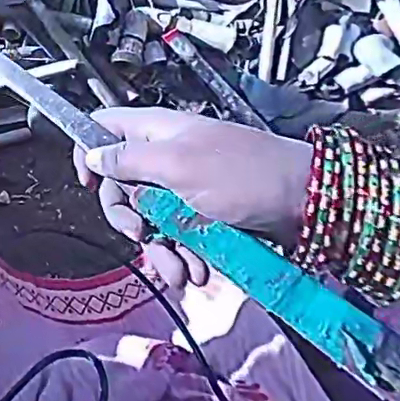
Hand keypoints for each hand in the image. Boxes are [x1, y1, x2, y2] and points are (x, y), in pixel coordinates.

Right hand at [73, 108, 314, 287]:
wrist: (311, 203)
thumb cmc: (243, 175)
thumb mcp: (175, 165)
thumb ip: (127, 161)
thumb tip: (92, 155)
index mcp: (153, 132)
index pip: (103, 129)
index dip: (88, 152)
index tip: (88, 183)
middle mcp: (163, 157)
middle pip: (121, 184)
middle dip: (128, 217)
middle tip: (139, 236)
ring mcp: (184, 188)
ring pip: (149, 218)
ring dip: (160, 249)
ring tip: (181, 272)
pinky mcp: (204, 216)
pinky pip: (178, 237)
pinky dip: (184, 257)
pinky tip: (198, 272)